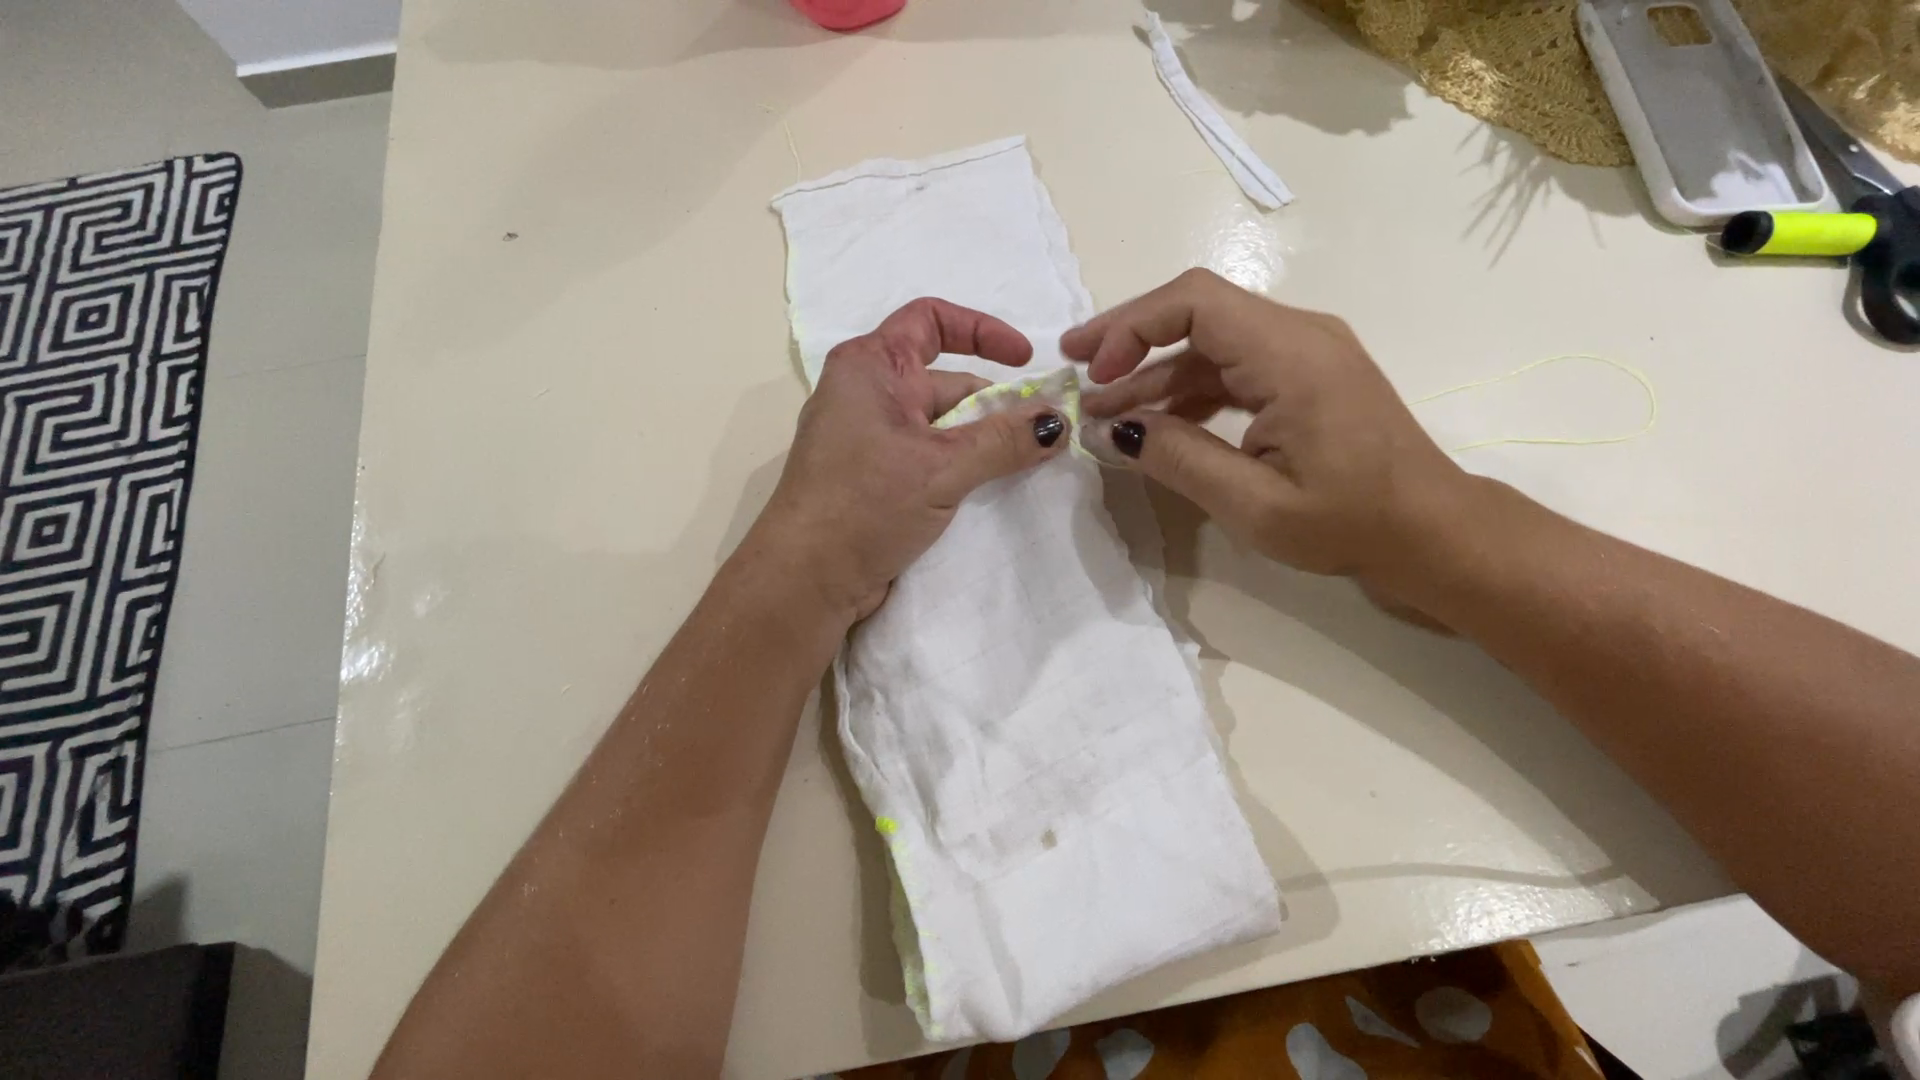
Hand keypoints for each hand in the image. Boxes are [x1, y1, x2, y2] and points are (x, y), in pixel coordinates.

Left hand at [746, 298, 1067, 621]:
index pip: (931, 321)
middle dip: (993, 404)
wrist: (806, 581)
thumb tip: (1058, 421)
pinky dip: (963, 466)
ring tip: (1027, 464)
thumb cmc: (864, 505)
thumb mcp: (941, 467)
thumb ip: (1004, 441)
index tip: (1025, 359)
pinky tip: (994, 487)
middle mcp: (867, 394)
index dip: (982, 330)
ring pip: (942, 425)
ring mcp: (871, 439)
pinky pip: (931, 458)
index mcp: (870, 367)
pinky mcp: (877, 479)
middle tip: (1041, 436)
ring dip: (982, 441)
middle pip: (946, 381)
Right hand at [1065, 269, 1471, 603]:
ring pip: (1209, 342)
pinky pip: (1231, 366)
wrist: (1429, 531)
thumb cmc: (1350, 522)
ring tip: (1104, 411)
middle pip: (1196, 311)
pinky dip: (1186, 389)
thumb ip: (1178, 458)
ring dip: (1154, 372)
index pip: (1194, 301)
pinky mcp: (1304, 376)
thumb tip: (1113, 429)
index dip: (1131, 326)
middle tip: (1075, 372)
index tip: (1092, 371)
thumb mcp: (1254, 504)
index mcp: (1290, 354)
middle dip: (1129, 340)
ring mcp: (1304, 352)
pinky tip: (1155, 423)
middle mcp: (1298, 335)